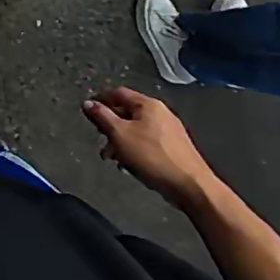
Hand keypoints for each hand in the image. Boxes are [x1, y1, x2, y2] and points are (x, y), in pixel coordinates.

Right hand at [82, 88, 219, 209]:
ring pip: (136, 128)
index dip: (100, 100)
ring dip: (120, 140)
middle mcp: (161, 113)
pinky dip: (135, 148)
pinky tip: (130, 164)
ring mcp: (170, 130)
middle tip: (101, 139)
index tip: (88, 112)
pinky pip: (147, 141)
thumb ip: (101, 116)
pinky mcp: (175, 147)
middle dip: (110, 126)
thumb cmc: (152, 156)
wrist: (192, 187)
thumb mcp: (119, 134)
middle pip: (126, 112)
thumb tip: (88, 103)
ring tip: (113, 157)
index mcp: (148, 105)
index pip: (117, 93)